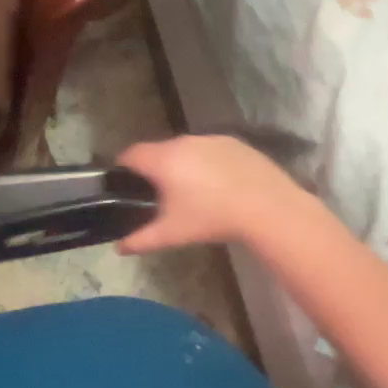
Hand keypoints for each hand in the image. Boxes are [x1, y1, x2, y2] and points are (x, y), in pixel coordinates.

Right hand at [116, 134, 306, 252]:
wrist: (267, 207)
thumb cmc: (211, 218)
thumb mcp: (171, 234)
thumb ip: (140, 241)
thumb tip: (119, 248)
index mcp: (163, 160)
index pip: (130, 154)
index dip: (121, 166)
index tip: (122, 182)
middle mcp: (184, 142)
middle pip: (157, 150)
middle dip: (152, 168)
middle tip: (155, 193)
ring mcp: (211, 139)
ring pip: (183, 148)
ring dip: (178, 163)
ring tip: (187, 189)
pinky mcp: (233, 142)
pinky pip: (207, 149)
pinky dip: (203, 162)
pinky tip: (214, 184)